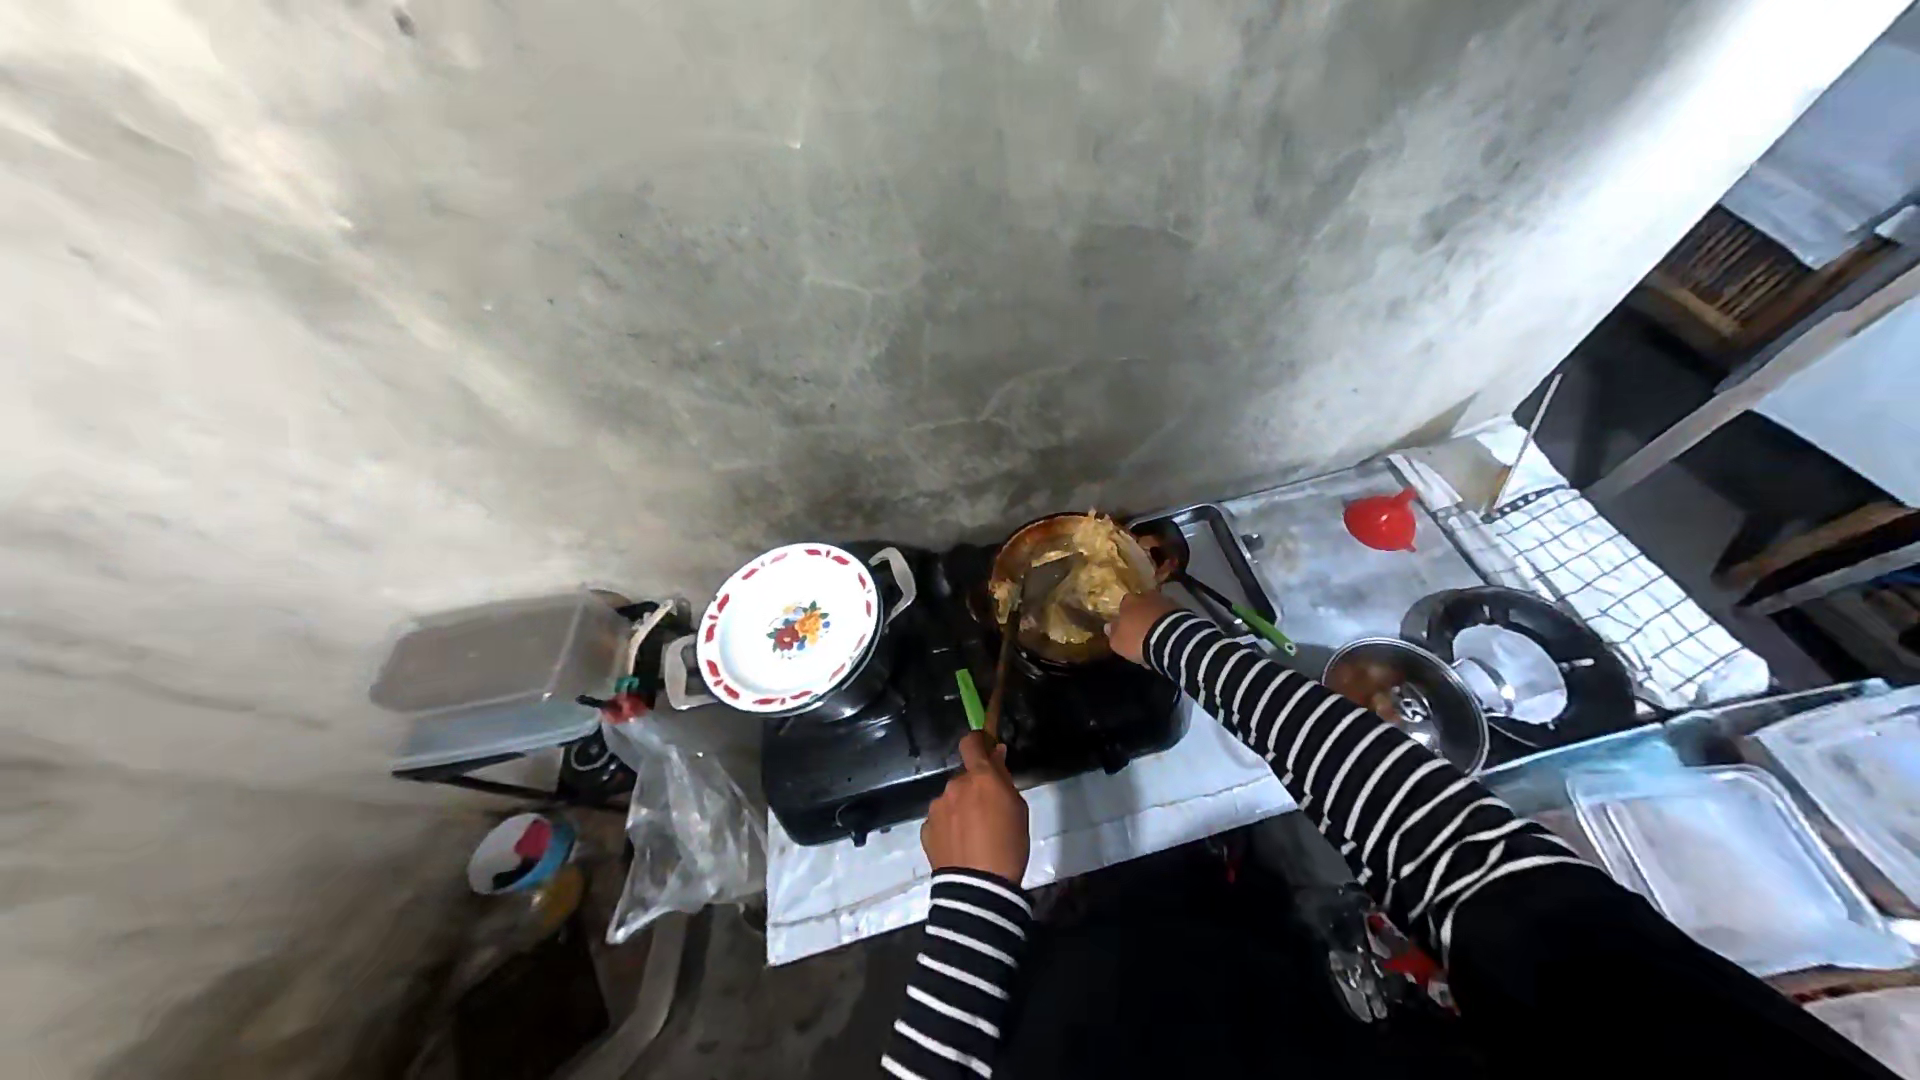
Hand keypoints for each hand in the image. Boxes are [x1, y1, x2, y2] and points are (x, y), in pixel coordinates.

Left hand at [922, 732, 1029, 883]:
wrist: (979, 888)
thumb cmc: (1008, 845)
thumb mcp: (1018, 809)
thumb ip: (1004, 779)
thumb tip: (996, 755)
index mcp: (979, 777)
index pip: (971, 742)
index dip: (978, 742)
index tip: (985, 749)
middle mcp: (954, 785)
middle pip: (964, 777)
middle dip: (974, 787)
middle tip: (988, 811)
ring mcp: (937, 807)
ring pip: (951, 798)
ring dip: (960, 807)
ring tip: (973, 835)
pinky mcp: (926, 829)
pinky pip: (940, 819)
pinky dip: (949, 827)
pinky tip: (960, 845)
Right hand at [1105, 590, 1181, 665]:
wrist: (1170, 638)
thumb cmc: (1138, 639)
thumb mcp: (1118, 642)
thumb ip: (1112, 633)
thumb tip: (1108, 626)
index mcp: (1128, 601)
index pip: (1123, 606)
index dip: (1125, 617)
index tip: (1127, 629)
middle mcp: (1146, 596)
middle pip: (1141, 605)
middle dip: (1141, 616)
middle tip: (1142, 633)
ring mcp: (1165, 601)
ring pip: (1156, 610)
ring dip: (1156, 621)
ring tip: (1157, 639)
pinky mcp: (1181, 609)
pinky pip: (1170, 618)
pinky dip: (1168, 625)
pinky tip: (1168, 639)